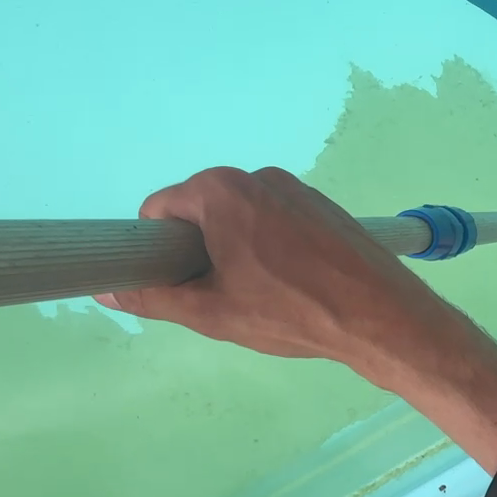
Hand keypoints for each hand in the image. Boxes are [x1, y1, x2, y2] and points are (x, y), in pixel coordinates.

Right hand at [103, 166, 496, 471]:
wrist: (386, 318)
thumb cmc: (295, 312)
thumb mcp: (214, 312)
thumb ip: (155, 297)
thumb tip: (110, 293)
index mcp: (222, 189)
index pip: (162, 210)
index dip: (160, 249)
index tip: (179, 282)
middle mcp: (263, 178)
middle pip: (208, 212)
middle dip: (206, 250)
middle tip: (228, 294)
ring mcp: (304, 191)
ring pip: (251, 221)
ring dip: (246, 251)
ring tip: (270, 294)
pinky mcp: (334, 210)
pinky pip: (287, 225)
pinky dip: (282, 249)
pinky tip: (301, 284)